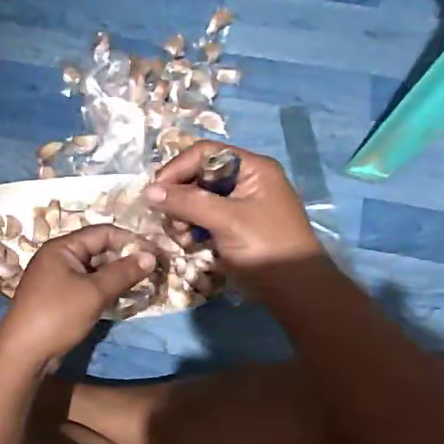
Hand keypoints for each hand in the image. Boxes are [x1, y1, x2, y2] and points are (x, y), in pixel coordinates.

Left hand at [0, 224, 154, 363]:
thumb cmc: (57, 315)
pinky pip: (87, 286)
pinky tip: (124, 298)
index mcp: (61, 247)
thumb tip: (151, 256)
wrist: (24, 351)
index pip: (103, 232)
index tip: (156, 253)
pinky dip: (105, 290)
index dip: (131, 240)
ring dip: (117, 276)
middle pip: (98, 250)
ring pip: (94, 270)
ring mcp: (57, 278)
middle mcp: (58, 258)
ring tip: (144, 284)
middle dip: (125, 259)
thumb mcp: (94, 292)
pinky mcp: (59, 298)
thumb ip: (123, 272)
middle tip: (154, 271)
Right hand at [146, 141, 322, 278]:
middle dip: (179, 198)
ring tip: (182, 238)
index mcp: (252, 168)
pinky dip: (191, 230)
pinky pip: (203, 219)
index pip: (204, 154)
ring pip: (196, 200)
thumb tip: (148, 191)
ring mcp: (240, 205)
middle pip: (198, 177)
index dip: (176, 169)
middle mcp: (245, 181)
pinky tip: (190, 244)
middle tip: (170, 221)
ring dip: (182, 217)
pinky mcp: (233, 227)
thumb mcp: (225, 220)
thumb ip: (187, 202)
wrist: (295, 289)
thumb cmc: (265, 246)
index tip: (155, 193)